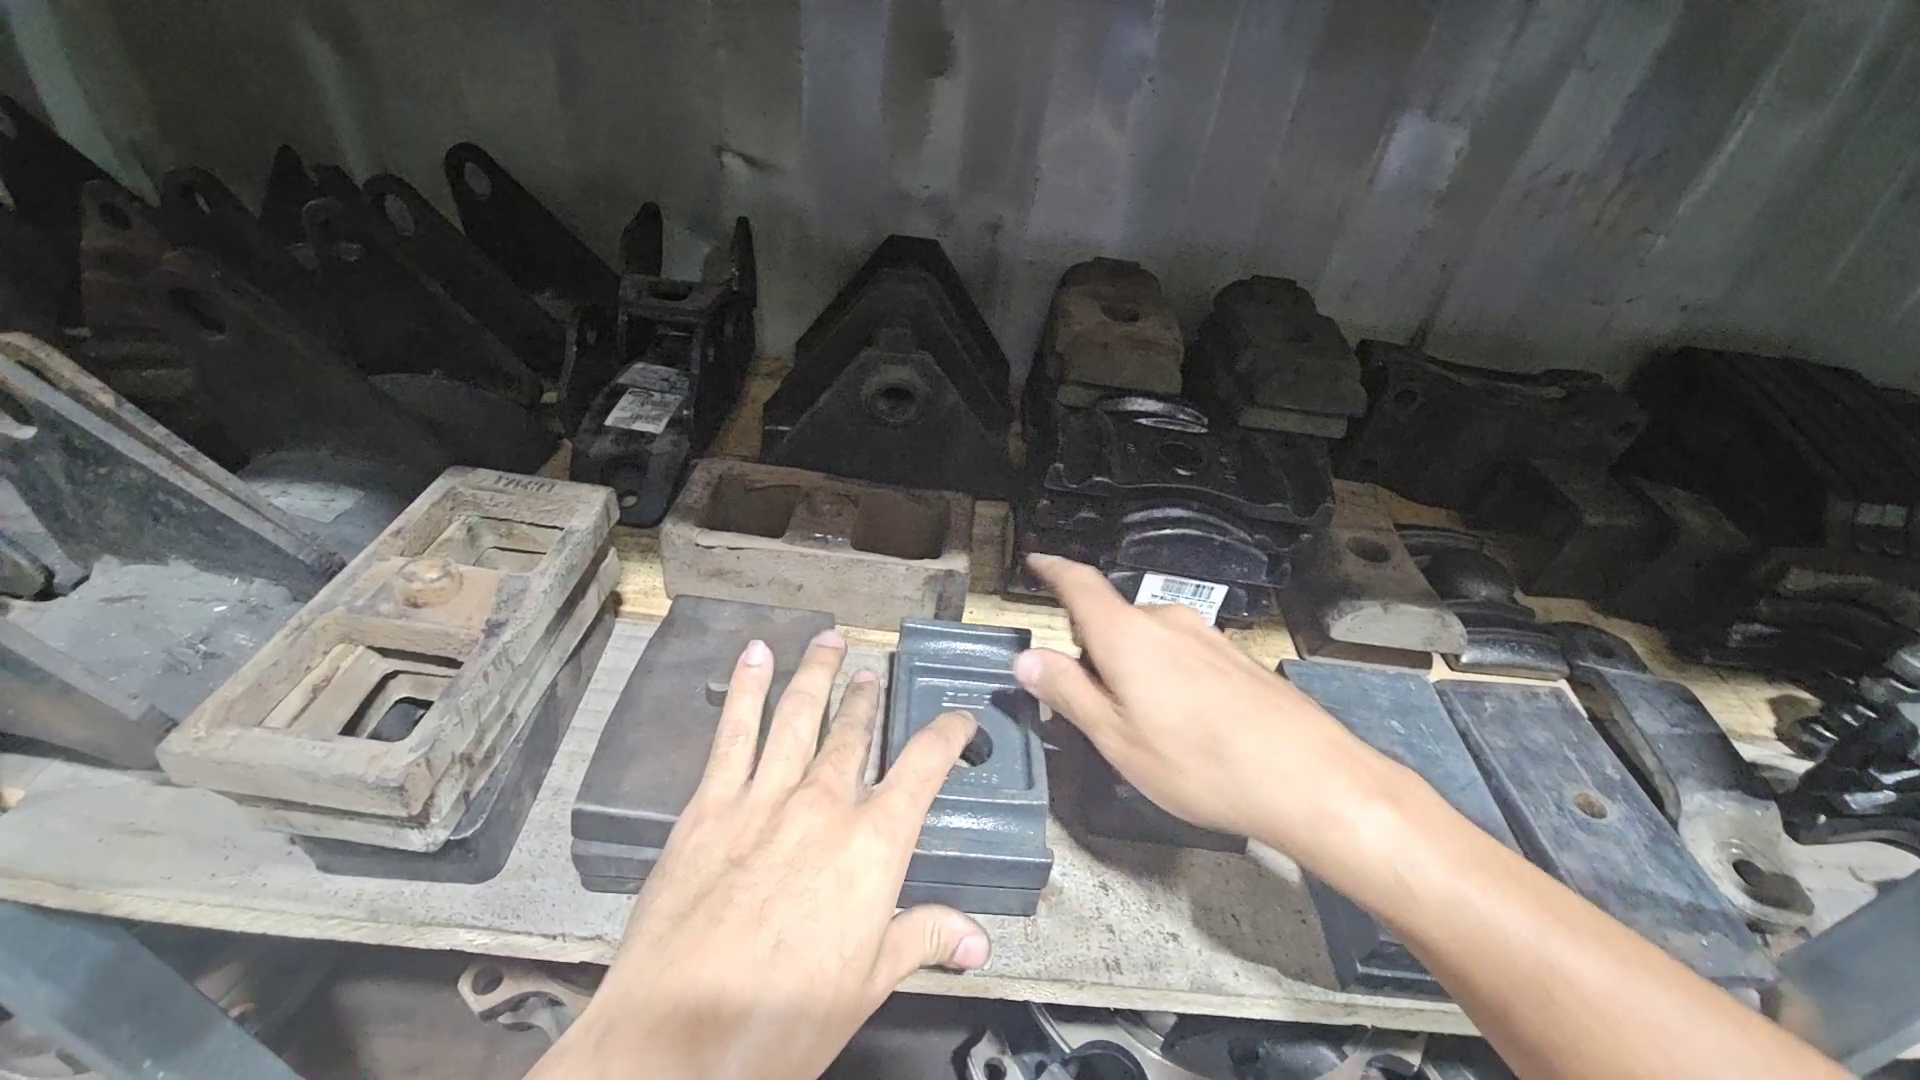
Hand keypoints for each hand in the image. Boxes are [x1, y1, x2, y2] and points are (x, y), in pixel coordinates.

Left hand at [532, 630, 989, 1079]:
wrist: (678, 1036)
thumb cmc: (785, 1018)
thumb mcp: (868, 983)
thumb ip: (923, 940)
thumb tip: (979, 938)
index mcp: (874, 844)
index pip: (925, 767)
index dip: (948, 734)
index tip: (959, 717)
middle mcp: (825, 804)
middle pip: (854, 733)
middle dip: (866, 697)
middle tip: (871, 669)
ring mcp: (763, 798)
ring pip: (798, 716)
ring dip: (815, 674)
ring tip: (829, 640)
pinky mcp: (709, 806)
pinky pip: (733, 733)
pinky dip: (745, 689)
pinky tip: (755, 657)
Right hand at [1013, 555, 1404, 855]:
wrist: (1310, 778)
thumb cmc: (1201, 763)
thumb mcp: (1117, 739)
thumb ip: (1068, 692)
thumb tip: (1028, 658)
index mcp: (1128, 635)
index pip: (1080, 586)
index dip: (1054, 571)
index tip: (1038, 561)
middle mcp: (1168, 622)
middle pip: (1114, 621)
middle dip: (1093, 651)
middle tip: (1086, 704)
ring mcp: (1208, 638)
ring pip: (1150, 641)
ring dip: (1131, 668)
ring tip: (1138, 724)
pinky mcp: (1236, 659)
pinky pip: (1183, 656)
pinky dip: (1165, 677)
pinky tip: (1183, 726)